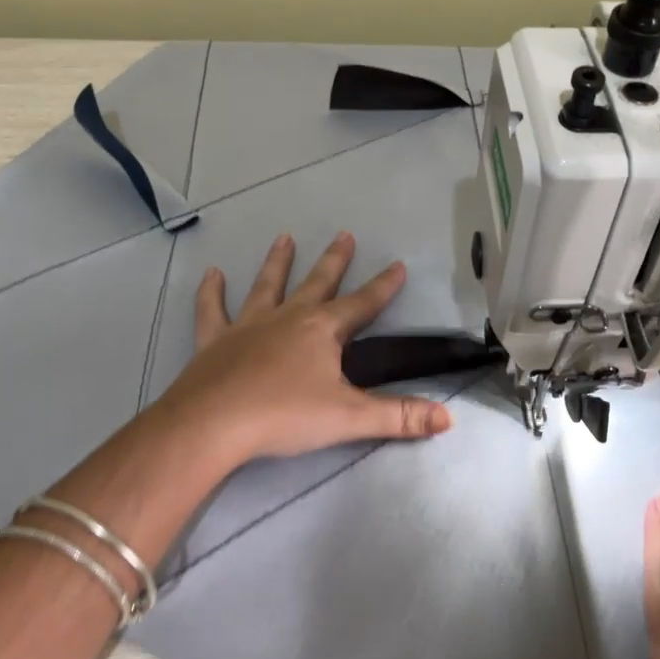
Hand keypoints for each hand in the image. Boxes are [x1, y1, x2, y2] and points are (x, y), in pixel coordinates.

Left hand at [159, 231, 454, 463]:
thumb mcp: (350, 418)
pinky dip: (211, 291)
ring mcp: (248, 325)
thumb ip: (399, 417)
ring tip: (285, 237)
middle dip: (335, 260)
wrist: (212, 424)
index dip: (384, 286)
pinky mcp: (214, 341)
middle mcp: (288, 317)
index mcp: (322, 330)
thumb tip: (448, 418)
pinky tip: (211, 273)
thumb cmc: (284, 416)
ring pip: (267, 285)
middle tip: (345, 233)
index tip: (399, 264)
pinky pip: (212, 310)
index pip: (363, 304)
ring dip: (278, 262)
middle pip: (317, 282)